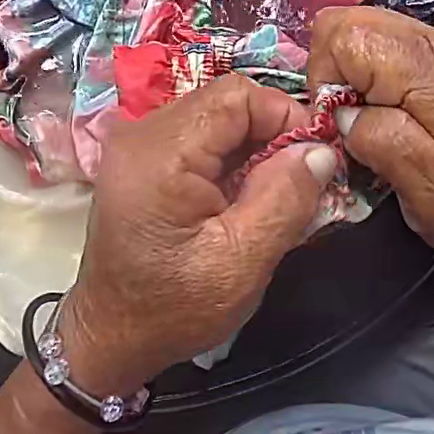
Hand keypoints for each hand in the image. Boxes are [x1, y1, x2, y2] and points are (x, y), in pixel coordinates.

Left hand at [56, 75, 341, 394]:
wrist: (112, 337)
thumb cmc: (174, 307)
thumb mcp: (243, 262)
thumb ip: (286, 199)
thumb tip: (321, 150)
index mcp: (162, 153)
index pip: (238, 96)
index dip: (287, 116)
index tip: (317, 157)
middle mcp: (143, 134)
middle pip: (227, 102)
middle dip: (274, 132)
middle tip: (303, 176)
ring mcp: (140, 143)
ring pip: (219, 117)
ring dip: (257, 146)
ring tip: (278, 189)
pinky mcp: (145, 159)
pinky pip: (203, 136)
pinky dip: (235, 156)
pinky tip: (247, 192)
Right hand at [307, 7, 433, 259]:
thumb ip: (390, 148)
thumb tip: (344, 114)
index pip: (350, 37)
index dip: (327, 80)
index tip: (341, 126)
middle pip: (346, 21)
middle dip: (330, 74)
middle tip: (350, 122)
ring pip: (355, 27)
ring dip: (344, 75)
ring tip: (366, 119)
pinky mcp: (430, 49)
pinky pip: (372, 42)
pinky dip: (360, 75)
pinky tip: (379, 110)